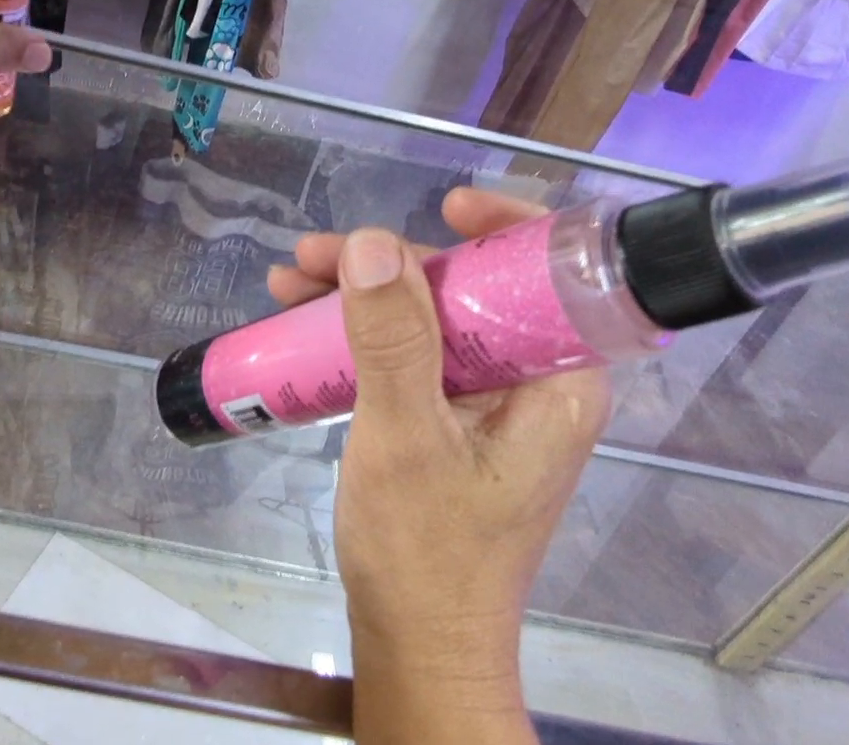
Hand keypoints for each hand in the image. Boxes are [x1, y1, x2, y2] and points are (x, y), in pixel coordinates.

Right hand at [269, 190, 609, 733]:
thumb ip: (392, 340)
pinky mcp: (453, 422)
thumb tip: (371, 240)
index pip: (555, 277)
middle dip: (394, 264)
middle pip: (473, 291)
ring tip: (290, 281)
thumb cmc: (425, 549)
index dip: (505, 228)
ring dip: (364, 296)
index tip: (444, 205)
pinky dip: (362, 335)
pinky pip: (413, 356)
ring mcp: (490, 405)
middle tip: (316, 255)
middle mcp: (535, 385)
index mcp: (557, 383)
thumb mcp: (403, 436)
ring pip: (433, 320)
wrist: (417, 643)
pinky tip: (306, 323)